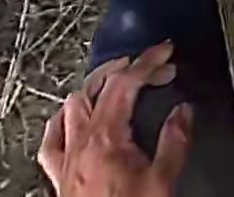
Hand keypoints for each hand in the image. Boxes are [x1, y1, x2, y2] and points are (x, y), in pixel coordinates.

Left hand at [39, 41, 191, 196]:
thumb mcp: (162, 183)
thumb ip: (174, 141)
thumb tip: (183, 111)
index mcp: (106, 138)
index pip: (125, 82)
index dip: (148, 61)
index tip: (167, 51)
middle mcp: (81, 143)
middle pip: (101, 86)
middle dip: (130, 68)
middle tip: (155, 69)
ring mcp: (66, 160)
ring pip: (73, 106)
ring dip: (98, 87)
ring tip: (119, 82)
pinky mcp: (59, 180)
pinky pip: (51, 142)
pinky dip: (63, 121)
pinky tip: (73, 117)